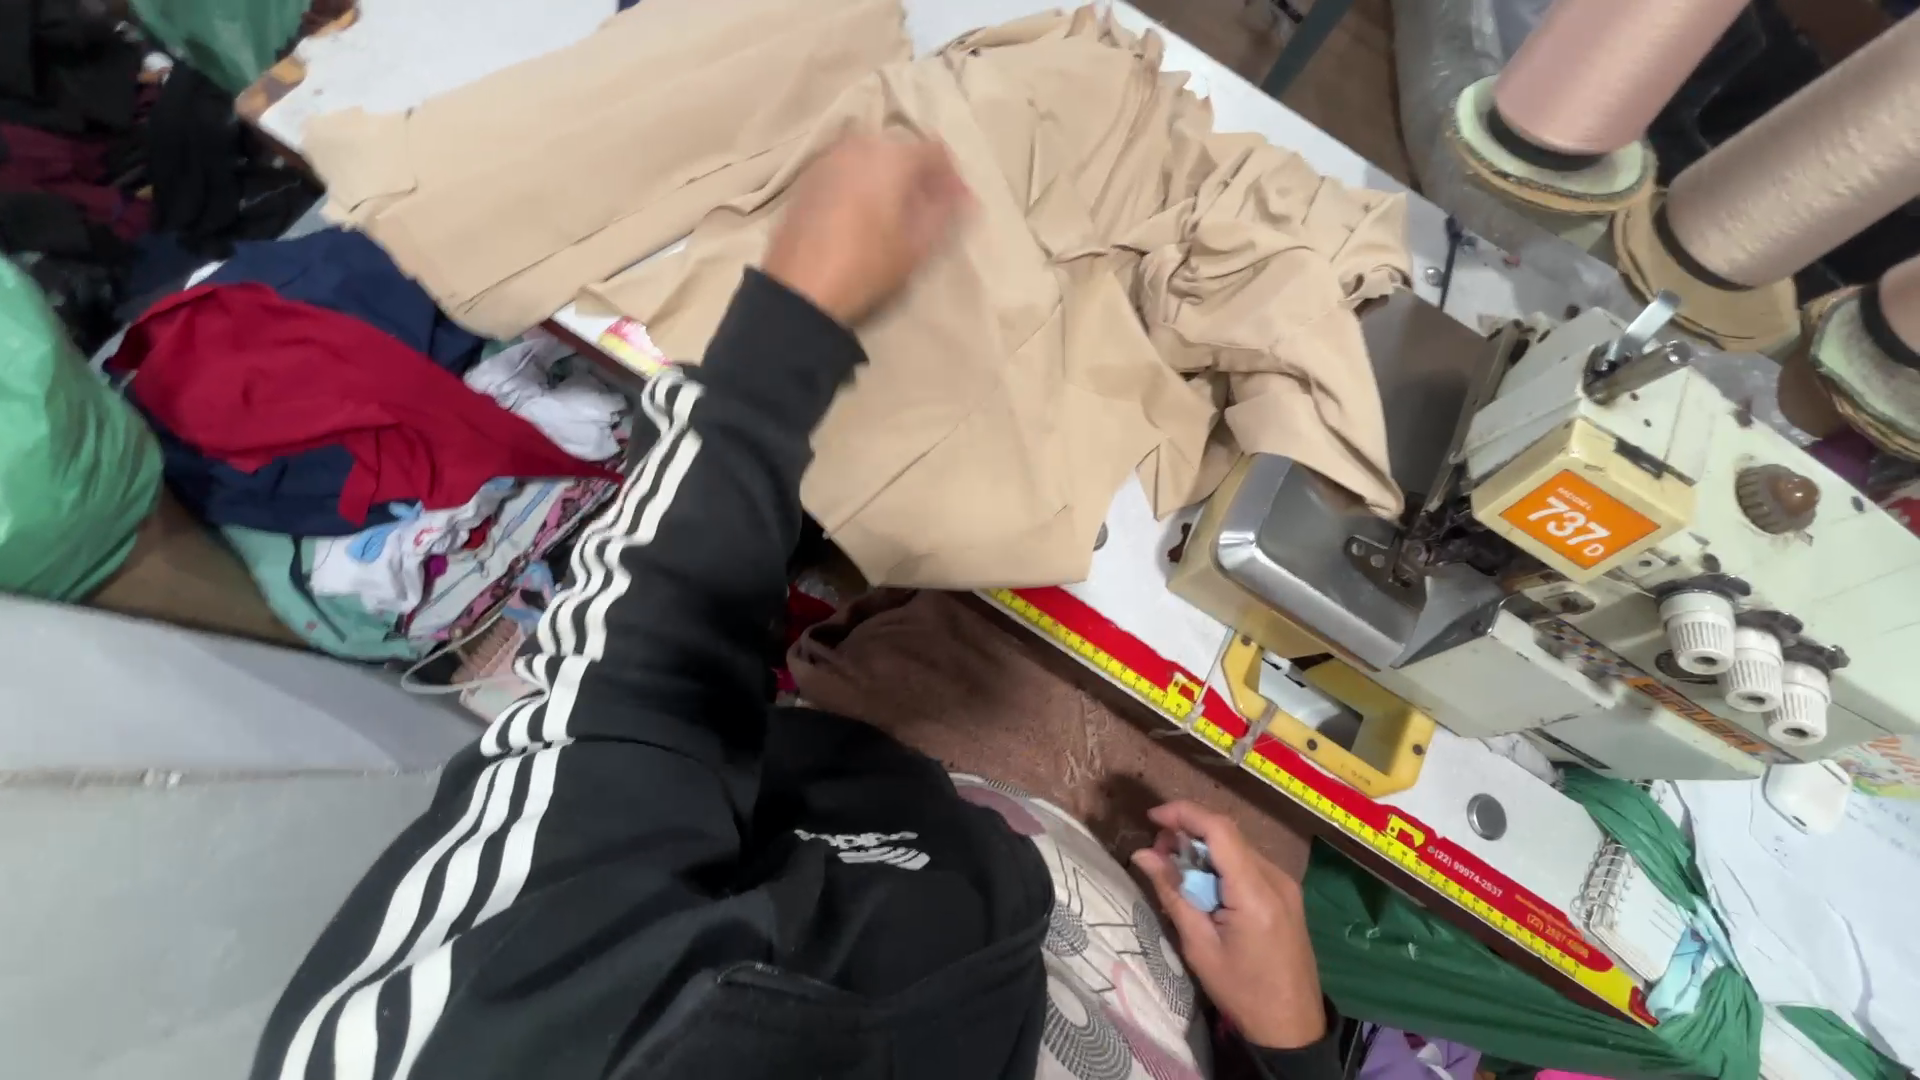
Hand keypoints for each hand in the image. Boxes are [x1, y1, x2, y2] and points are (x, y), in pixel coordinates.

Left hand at [761, 132, 972, 326]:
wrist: (801, 291)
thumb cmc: (866, 268)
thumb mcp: (916, 247)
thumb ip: (946, 214)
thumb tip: (966, 198)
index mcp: (890, 156)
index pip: (936, 151)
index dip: (954, 178)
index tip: (961, 206)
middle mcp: (857, 146)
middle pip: (902, 151)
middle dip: (920, 178)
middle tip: (930, 212)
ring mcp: (827, 160)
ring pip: (872, 160)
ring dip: (891, 181)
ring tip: (899, 218)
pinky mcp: (807, 181)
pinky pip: (847, 173)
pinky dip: (864, 187)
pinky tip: (866, 219)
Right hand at [1131, 801, 1326, 1049]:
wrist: (1292, 1030)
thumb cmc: (1242, 993)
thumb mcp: (1198, 946)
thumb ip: (1172, 893)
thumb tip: (1142, 854)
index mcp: (1255, 893)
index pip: (1219, 829)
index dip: (1183, 814)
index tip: (1152, 818)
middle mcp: (1276, 879)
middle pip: (1227, 833)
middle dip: (1188, 831)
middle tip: (1158, 852)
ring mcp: (1285, 884)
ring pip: (1236, 845)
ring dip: (1203, 846)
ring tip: (1176, 868)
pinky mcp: (1286, 893)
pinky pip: (1247, 861)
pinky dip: (1220, 861)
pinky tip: (1203, 882)